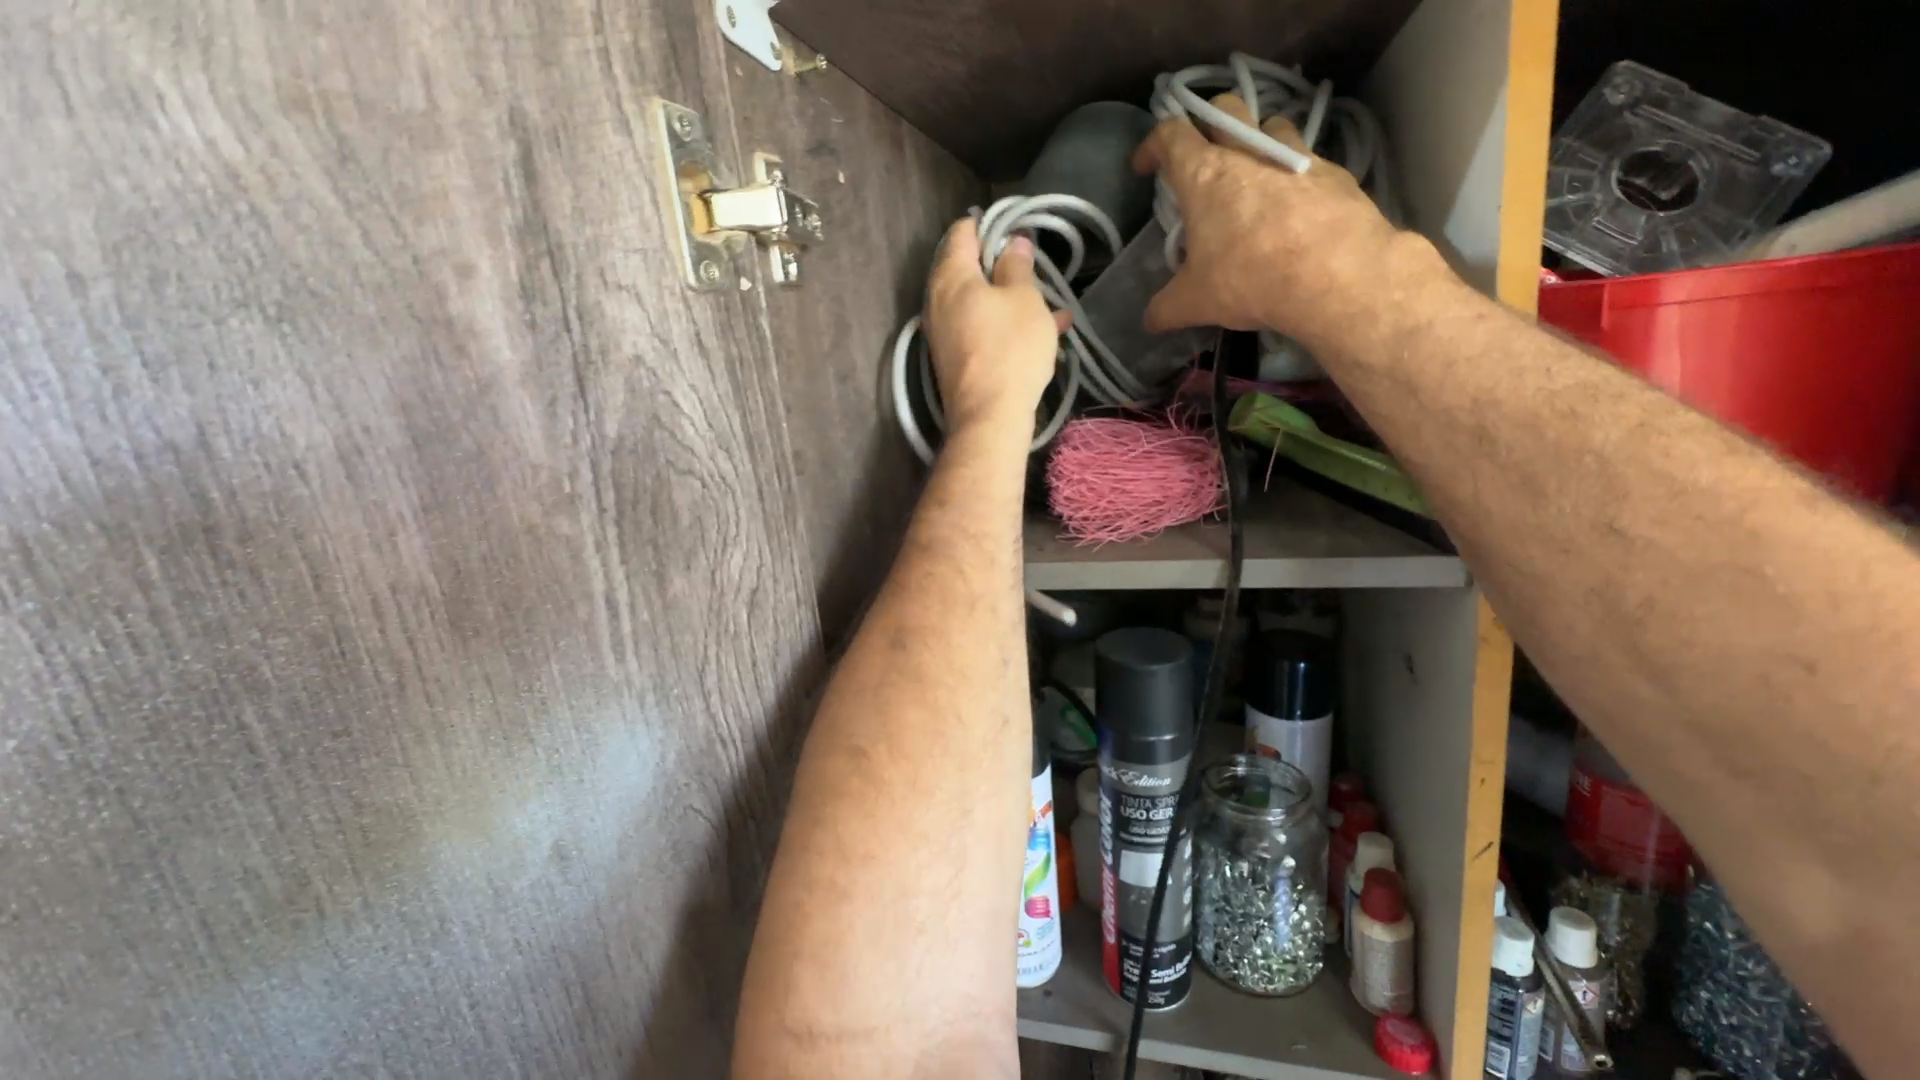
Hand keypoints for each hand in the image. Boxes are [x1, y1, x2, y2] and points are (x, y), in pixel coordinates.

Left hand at [923, 217, 1069, 434]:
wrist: (989, 416)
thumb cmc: (1009, 348)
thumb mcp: (1024, 299)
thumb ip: (1017, 266)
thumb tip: (1013, 242)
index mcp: (950, 276)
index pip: (962, 232)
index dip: (989, 225)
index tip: (1016, 228)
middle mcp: (937, 300)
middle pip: (967, 269)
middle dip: (1001, 265)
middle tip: (1033, 266)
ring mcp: (943, 332)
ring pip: (979, 303)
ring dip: (1011, 299)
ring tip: (1049, 303)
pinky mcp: (955, 358)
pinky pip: (981, 329)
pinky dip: (1006, 325)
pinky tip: (1045, 332)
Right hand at [1132, 94, 1416, 351]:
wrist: (1337, 275)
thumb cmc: (1252, 279)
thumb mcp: (1197, 302)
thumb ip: (1168, 307)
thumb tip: (1151, 321)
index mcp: (1205, 175)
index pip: (1171, 135)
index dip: (1153, 145)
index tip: (1146, 167)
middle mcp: (1249, 153)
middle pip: (1225, 109)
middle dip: (1208, 124)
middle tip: (1202, 158)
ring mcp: (1296, 157)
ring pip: (1271, 126)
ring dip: (1257, 142)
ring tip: (1252, 177)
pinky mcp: (1333, 173)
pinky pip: (1307, 161)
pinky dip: (1293, 176)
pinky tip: (1293, 208)